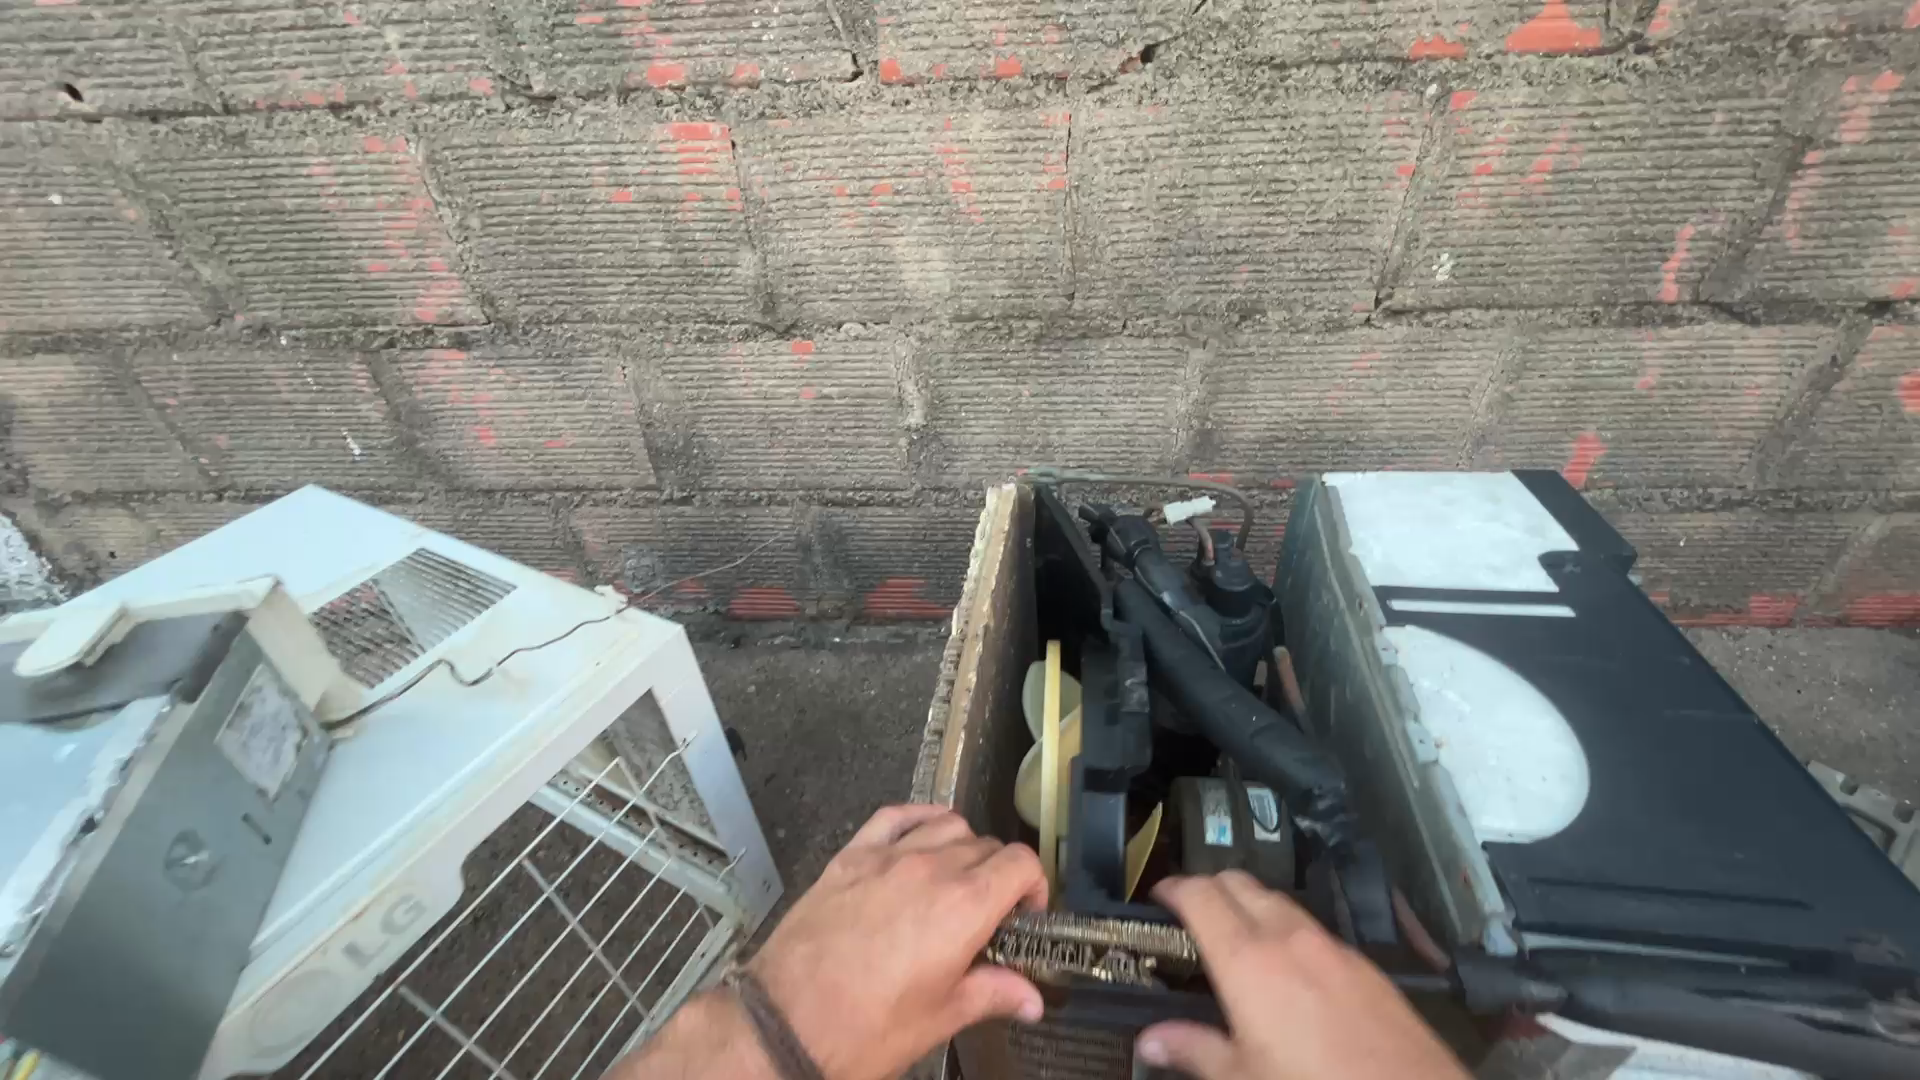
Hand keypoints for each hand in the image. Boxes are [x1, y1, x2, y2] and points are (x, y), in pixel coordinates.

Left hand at [749, 804, 1048, 1079]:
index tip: (1026, 913)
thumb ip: (992, 994)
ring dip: (965, 846)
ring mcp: (889, 854)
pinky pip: (896, 815)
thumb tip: (1032, 998)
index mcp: (963, 906)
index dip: (1034, 885)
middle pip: (987, 845)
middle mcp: (932, 867)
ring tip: (957, 880)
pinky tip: (923, 835)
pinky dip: (919, 818)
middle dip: (1000, 874)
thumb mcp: (939, 1019)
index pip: (1020, 863)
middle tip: (991, 913)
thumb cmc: (865, 1028)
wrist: (785, 1022)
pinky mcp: (853, 853)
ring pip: (948, 824)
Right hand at [1137, 872, 1468, 1079]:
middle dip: (1208, 888)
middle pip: (1237, 881)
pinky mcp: (1367, 967)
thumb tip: (1149, 1040)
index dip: (1172, 887)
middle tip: (1191, 916)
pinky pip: (1314, 928)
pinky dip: (1289, 931)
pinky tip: (1292, 972)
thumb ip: (1194, 1050)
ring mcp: (1332, 947)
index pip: (1198, 893)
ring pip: (1277, 899)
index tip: (1158, 897)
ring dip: (1249, 905)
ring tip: (1237, 939)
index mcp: (1247, 960)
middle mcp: (1288, 938)